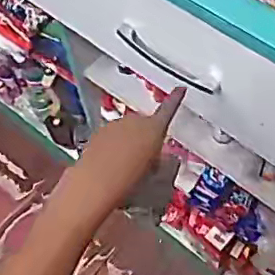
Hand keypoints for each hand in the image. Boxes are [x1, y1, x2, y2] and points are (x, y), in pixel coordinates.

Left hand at [50, 90, 184, 222]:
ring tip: (128, 170)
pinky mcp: (97, 135)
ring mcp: (113, 126)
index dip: (176, 99)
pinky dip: (114, 148)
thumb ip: (168, 165)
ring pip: (127, 131)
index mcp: (154, 129)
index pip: (169, 109)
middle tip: (148, 161)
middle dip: (147, 138)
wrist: (94, 186)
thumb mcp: (159, 179)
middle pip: (145, 124)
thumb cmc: (131, 183)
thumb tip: (171, 160)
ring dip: (130, 143)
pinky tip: (112, 168)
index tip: (181, 89)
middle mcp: (133, 122)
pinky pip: (111, 138)